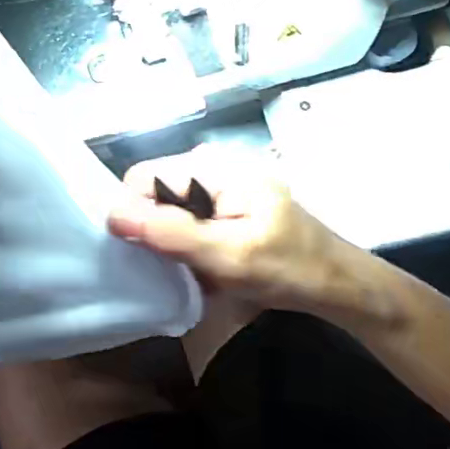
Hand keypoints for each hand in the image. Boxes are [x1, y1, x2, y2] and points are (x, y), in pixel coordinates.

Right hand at [106, 149, 408, 327]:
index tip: (148, 254)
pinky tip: (205, 265)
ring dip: (171, 241)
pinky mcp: (224, 202)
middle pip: (153, 191)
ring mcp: (218, 183)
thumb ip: (171, 233)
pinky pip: (185, 218)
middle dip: (154, 230)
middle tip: (176, 266)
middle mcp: (211, 165)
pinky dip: (187, 243)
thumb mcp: (228, 256)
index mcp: (214, 167)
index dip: (134, 214)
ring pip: (166, 208)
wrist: (337, 283)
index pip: (143, 178)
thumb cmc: (288, 268)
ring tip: (193, 268)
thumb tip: (112, 214)